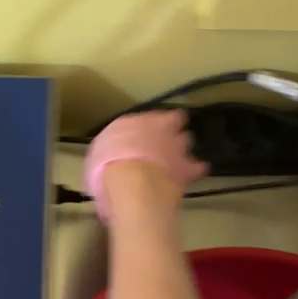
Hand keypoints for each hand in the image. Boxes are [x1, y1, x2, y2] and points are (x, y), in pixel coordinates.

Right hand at [84, 109, 207, 221]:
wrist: (132, 181)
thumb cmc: (108, 165)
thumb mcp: (99, 153)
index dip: (151, 125)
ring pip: (186, 140)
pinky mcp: (188, 168)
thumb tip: (112, 156)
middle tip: (163, 144)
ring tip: (177, 158)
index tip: (147, 132)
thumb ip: (112, 149)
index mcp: (139, 121)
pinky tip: (193, 174)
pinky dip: (196, 169)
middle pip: (173, 124)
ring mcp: (178, 146)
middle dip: (170, 133)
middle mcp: (161, 128)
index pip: (152, 117)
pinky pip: (198, 167)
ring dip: (182, 148)